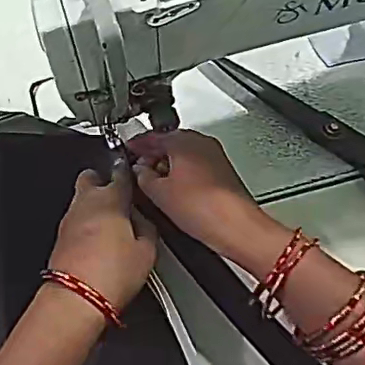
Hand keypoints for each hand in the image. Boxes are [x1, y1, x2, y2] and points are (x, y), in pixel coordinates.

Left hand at [48, 164, 157, 313]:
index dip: (128, 173)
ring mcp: (69, 216)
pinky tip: (97, 239)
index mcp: (111, 199)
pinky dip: (85, 222)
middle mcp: (86, 201)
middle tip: (118, 198)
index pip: (120, 174)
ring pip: (81, 197)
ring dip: (93, 203)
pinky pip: (75, 218)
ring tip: (110, 224)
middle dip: (103, 181)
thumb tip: (143, 222)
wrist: (76, 296)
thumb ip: (147, 228)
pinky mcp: (60, 234)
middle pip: (91, 177)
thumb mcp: (147, 252)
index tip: (132, 175)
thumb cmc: (110, 274)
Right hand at [127, 130, 267, 252]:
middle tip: (138, 168)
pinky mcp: (222, 173)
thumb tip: (140, 172)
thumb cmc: (205, 208)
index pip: (151, 136)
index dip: (136, 145)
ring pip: (183, 155)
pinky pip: (196, 167)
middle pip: (169, 143)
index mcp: (184, 140)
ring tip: (156, 185)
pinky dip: (183, 175)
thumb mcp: (157, 192)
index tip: (128, 150)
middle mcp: (201, 143)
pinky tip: (176, 193)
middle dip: (152, 155)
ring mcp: (215, 157)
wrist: (237, 228)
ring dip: (168, 166)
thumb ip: (142, 176)